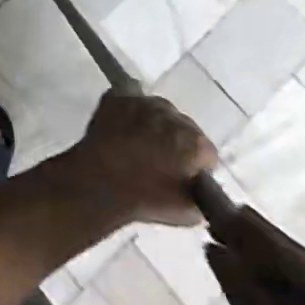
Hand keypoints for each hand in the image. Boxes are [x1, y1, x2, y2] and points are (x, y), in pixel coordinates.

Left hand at [56, 93, 217, 226]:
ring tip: (138, 142)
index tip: (182, 175)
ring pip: (159, 110)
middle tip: (159, 160)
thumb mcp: (187, 212)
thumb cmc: (143, 198)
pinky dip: (132, 105)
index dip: (195, 165)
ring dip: (155, 123)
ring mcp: (145, 100)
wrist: (97, 180)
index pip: (206, 152)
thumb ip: (201, 194)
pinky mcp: (119, 93)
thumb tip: (200, 184)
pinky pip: (132, 92)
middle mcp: (174, 114)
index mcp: (196, 143)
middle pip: (184, 127)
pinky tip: (126, 120)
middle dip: (176, 141)